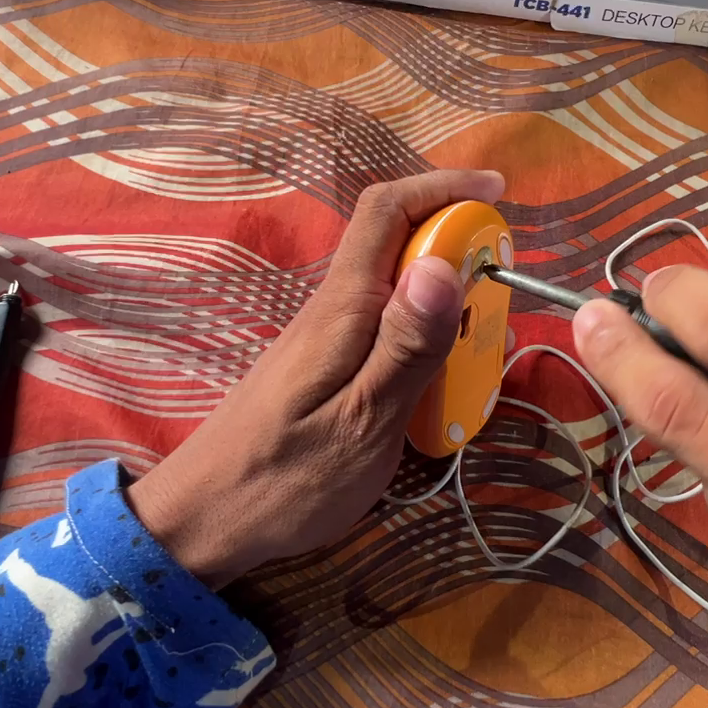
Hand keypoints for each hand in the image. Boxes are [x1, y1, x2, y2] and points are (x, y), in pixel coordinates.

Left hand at [126, 170, 503, 586]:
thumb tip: (443, 266)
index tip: (497, 192)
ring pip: (397, 286)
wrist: (203, 521)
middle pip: (397, 242)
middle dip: (458, 244)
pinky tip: (445, 376)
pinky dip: (428, 333)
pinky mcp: (328, 363)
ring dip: (448, 295)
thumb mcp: (362, 421)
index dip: (443, 186)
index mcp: (343, 306)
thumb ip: (406, 346)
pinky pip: (387, 326)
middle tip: (504, 287)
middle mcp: (334, 306)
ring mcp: (328, 335)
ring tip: (486, 338)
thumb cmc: (286, 480)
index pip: (387, 210)